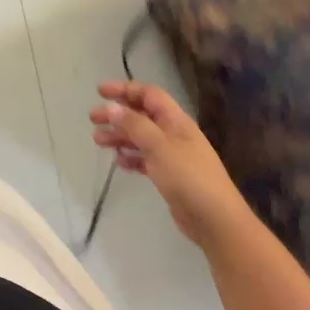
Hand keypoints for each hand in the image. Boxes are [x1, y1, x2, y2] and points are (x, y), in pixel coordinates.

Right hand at [90, 80, 253, 248]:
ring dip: (120, 136)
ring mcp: (173, 156)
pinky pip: (145, 159)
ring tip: (98, 141)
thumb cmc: (189, 178)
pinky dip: (131, 157)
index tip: (100, 92)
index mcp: (176, 122)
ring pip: (141, 138)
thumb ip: (134, 125)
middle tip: (93, 119)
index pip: (149, 95)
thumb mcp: (159, 147)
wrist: (216, 221)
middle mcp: (174, 134)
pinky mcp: (170, 176)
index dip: (125, 89)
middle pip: (142, 116)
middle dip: (117, 114)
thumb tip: (111, 107)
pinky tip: (120, 162)